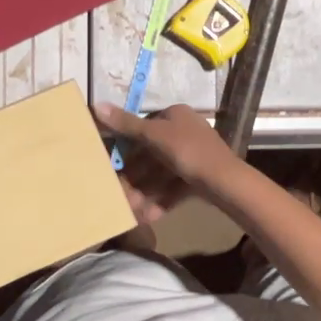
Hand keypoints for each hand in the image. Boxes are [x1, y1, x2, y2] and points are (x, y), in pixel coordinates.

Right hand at [95, 103, 241, 224]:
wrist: (224, 181)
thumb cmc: (187, 151)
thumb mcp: (153, 135)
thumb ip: (126, 124)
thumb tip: (96, 104)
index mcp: (176, 114)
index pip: (146, 126)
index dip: (129, 146)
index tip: (115, 165)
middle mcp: (186, 130)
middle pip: (153, 153)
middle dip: (137, 176)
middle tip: (121, 193)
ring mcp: (194, 154)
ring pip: (162, 173)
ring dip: (146, 191)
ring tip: (133, 209)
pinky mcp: (200, 175)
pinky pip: (175, 185)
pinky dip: (162, 199)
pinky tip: (150, 216)